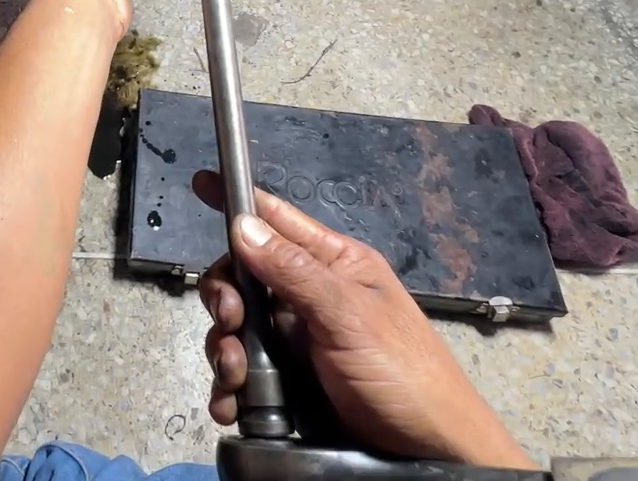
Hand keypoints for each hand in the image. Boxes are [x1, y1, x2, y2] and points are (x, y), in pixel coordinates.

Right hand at [192, 171, 533, 469]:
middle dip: (225, 297)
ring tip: (235, 376)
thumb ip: (294, 271)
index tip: (201, 183)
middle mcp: (308, 295)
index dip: (238, 202)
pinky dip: (229, 385)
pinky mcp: (288, 381)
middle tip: (231, 321)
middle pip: (243, 276)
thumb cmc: (406, 376)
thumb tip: (242, 225)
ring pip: (237, 326)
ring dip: (224, 348)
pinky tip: (230, 402)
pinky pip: (243, 371)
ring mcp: (297, 339)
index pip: (276, 219)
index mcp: (333, 264)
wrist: (436, 459)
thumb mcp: (349, 317)